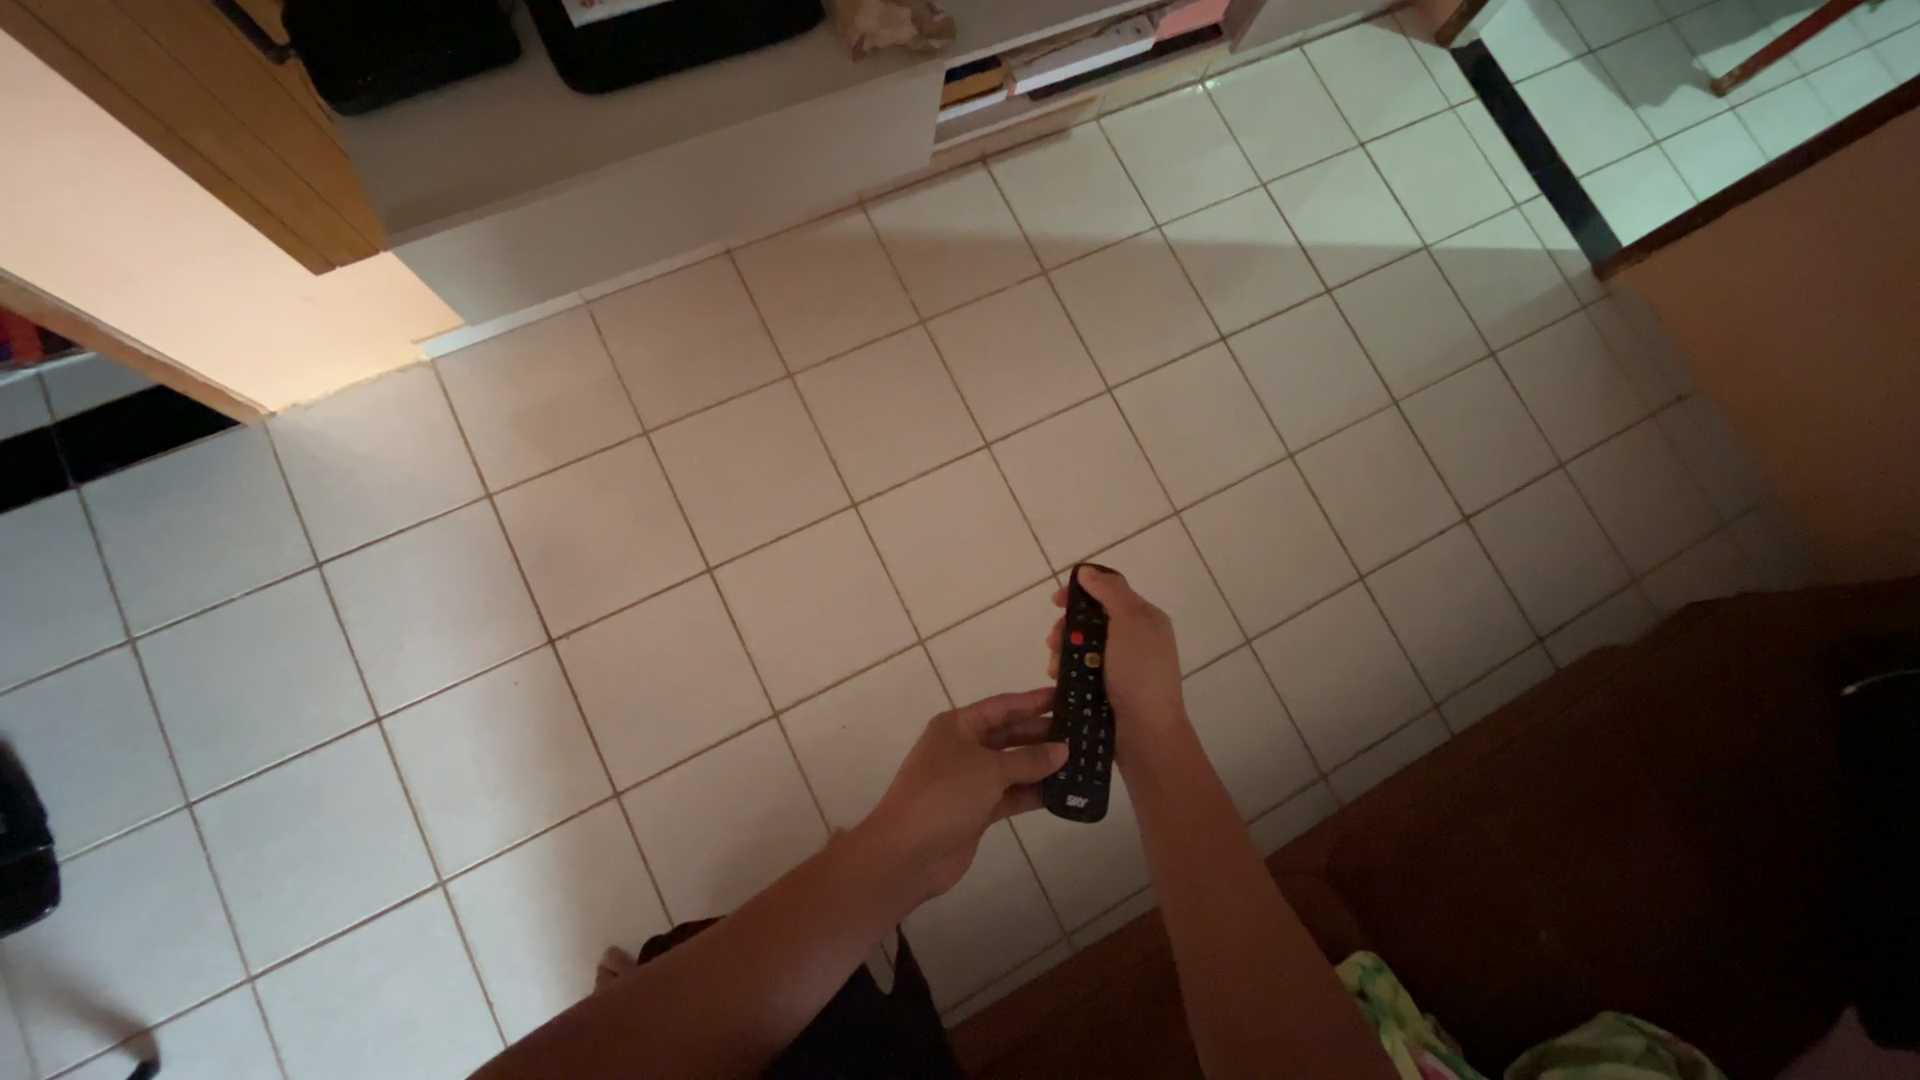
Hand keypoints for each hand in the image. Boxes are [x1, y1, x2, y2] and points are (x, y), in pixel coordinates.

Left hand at [861, 689, 1066, 901]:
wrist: (907, 853)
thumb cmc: (945, 795)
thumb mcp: (989, 770)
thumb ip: (1028, 759)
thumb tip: (1063, 749)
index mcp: (957, 726)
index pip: (1002, 707)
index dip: (1033, 701)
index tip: (1066, 696)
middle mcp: (962, 748)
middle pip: (1009, 735)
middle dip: (1042, 734)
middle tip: (1082, 732)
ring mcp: (969, 781)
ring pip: (1012, 767)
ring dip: (1042, 766)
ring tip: (1081, 761)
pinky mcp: (976, 810)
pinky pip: (1011, 795)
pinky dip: (1033, 793)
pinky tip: (1063, 791)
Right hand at [1047, 566, 1187, 754]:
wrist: (1146, 732)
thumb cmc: (1139, 673)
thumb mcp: (1130, 622)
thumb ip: (1110, 592)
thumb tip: (1087, 571)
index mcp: (1144, 618)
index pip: (1109, 591)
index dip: (1080, 591)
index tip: (1054, 601)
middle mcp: (1135, 638)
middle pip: (1090, 618)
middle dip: (1066, 627)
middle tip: (1052, 642)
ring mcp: (1121, 665)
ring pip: (1081, 645)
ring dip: (1063, 651)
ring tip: (1054, 668)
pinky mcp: (1108, 687)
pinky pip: (1081, 670)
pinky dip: (1067, 671)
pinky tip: (1058, 680)